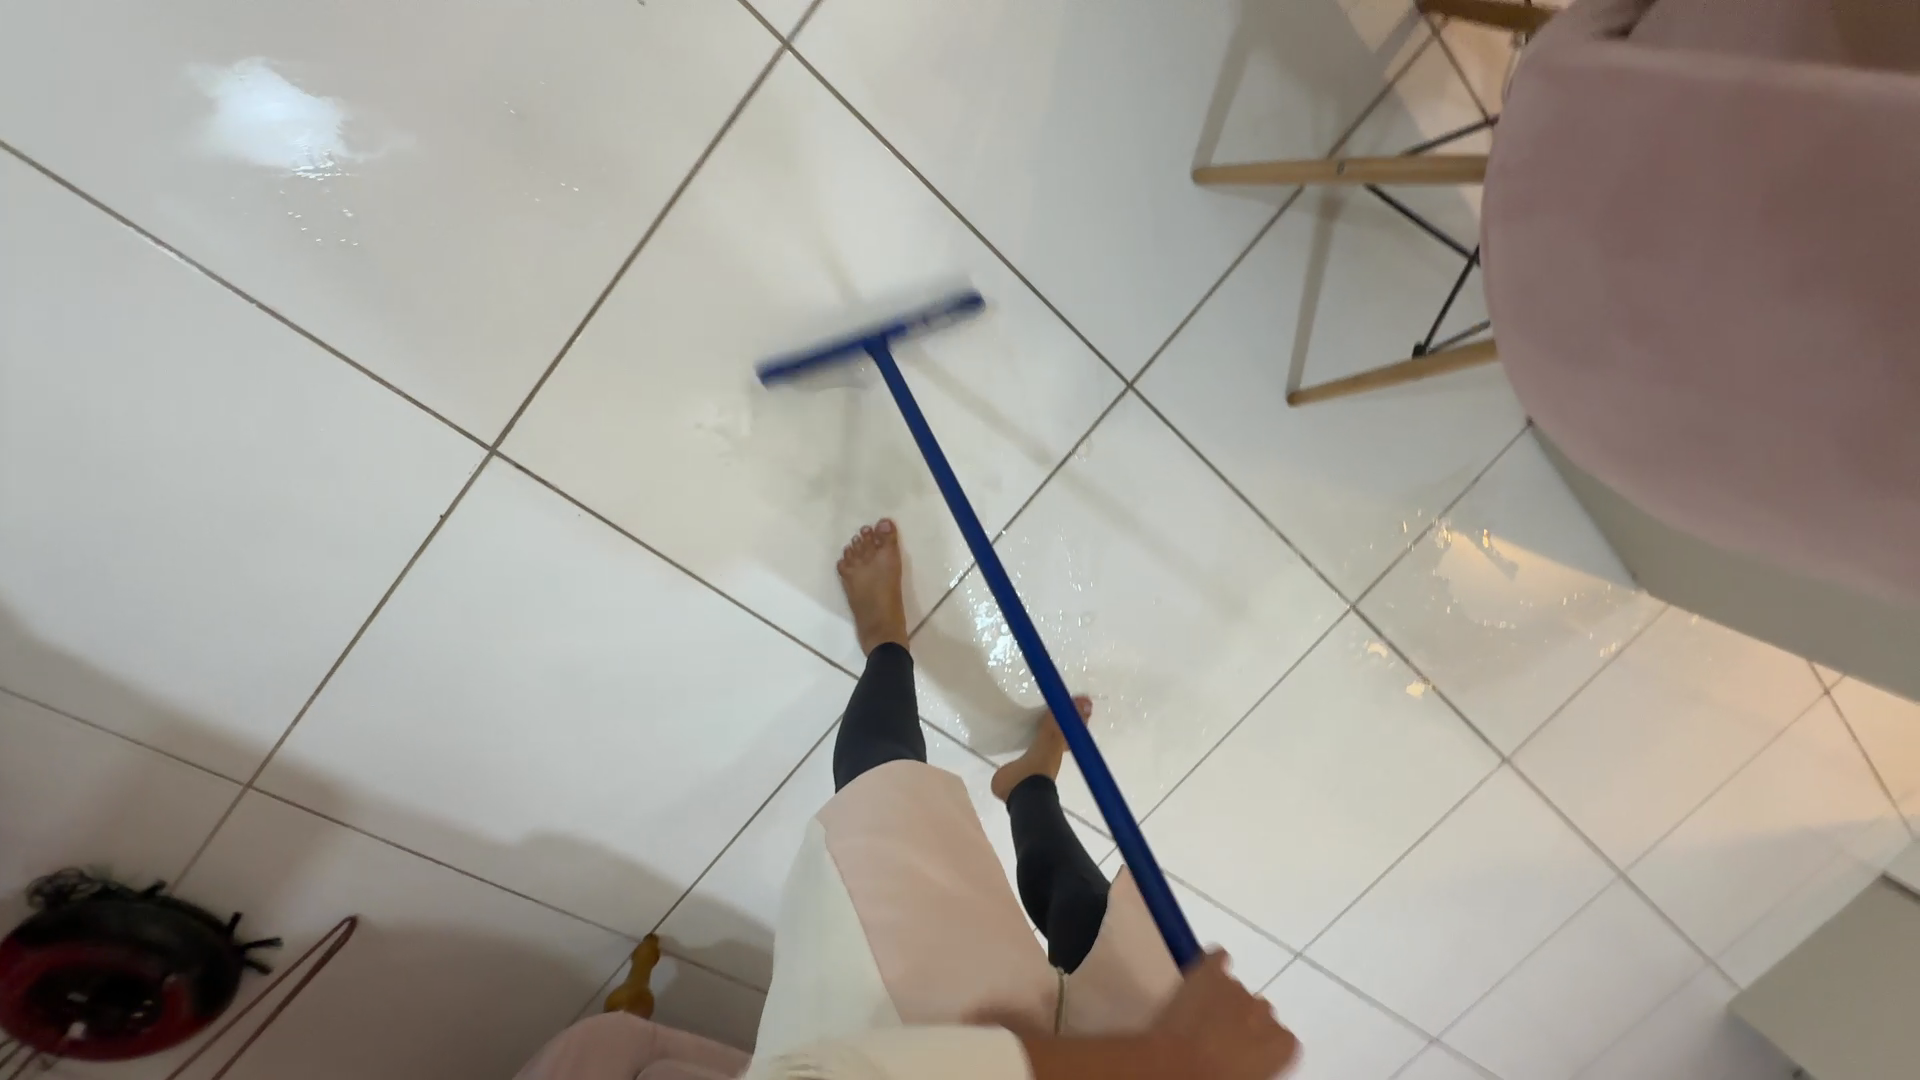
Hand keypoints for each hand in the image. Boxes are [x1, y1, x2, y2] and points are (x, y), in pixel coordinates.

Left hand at [1150, 950, 1298, 1078]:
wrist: (1177, 1067)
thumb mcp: (1252, 1077)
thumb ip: (1261, 1063)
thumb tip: (1253, 1059)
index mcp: (1281, 1046)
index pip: (1284, 1039)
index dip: (1266, 1044)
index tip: (1251, 1052)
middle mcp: (1263, 1012)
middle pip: (1262, 1010)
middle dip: (1246, 1020)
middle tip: (1225, 1035)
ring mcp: (1236, 987)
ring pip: (1238, 988)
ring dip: (1227, 998)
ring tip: (1207, 1013)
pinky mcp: (1209, 971)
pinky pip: (1217, 956)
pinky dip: (1215, 961)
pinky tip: (1210, 966)